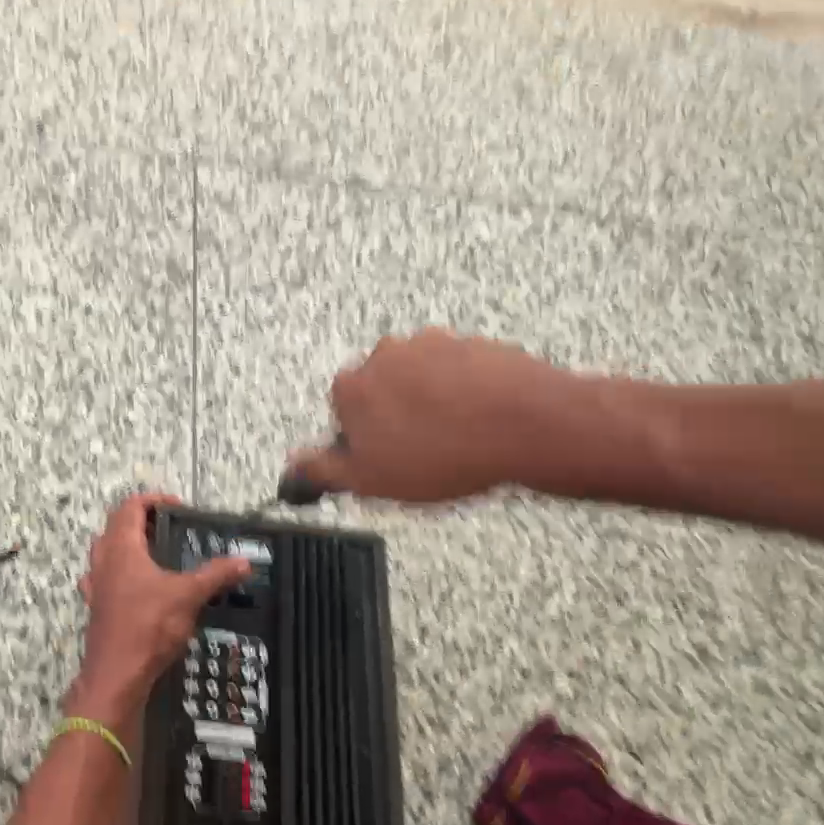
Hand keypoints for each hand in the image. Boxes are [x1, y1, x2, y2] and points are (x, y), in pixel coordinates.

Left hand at [67, 493, 250, 730]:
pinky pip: (104, 578)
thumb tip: (244, 561)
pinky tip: (138, 587)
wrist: (117, 674)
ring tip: (158, 555)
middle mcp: (103, 560)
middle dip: (142, 521)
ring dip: (128, 546)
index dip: (153, 500)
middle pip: (116, 526)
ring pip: (106, 551)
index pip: (130, 507)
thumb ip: (216, 575)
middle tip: (171, 530)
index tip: (178, 508)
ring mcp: (96, 584)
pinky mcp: (97, 606)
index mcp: (121, 547)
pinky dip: (120, 574)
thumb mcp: (189, 596)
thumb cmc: (149, 626)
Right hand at [286, 330, 580, 502]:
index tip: (382, 459)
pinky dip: (464, 394)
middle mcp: (386, 355)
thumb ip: (322, 469)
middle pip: (380, 391)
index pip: (342, 412)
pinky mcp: (474, 344)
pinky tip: (478, 424)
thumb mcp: (369, 480)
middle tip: (418, 453)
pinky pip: (458, 373)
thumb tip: (295, 465)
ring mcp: (433, 345)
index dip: (361, 440)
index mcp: (352, 387)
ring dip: (429, 404)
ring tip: (454, 439)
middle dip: (394, 417)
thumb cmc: (446, 453)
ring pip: (420, 380)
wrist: (528, 427)